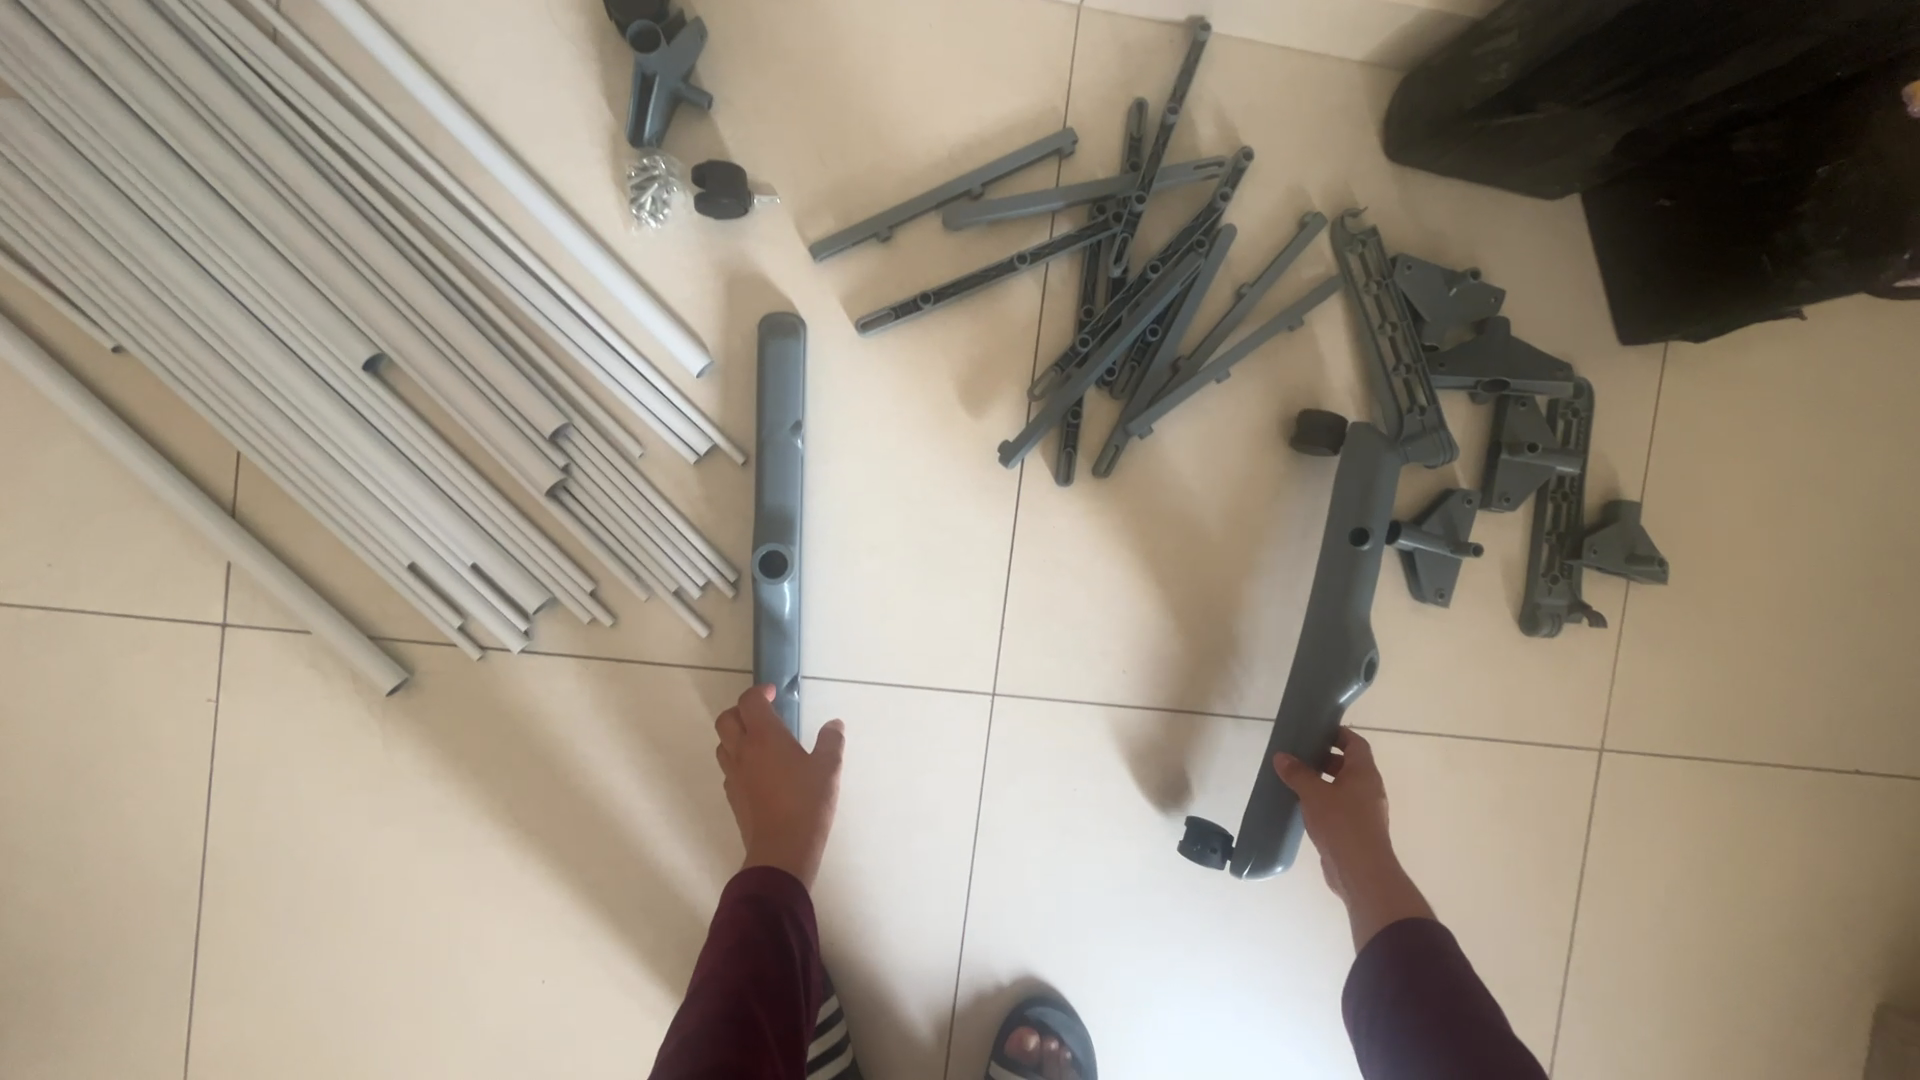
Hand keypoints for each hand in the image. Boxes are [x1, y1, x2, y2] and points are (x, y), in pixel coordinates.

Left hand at [714, 686, 845, 889]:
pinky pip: (729, 768)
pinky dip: (739, 760)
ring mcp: (734, 775)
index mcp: (764, 737)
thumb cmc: (807, 803)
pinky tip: (760, 771)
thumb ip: (831, 741)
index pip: (749, 702)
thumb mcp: (828, 768)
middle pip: (726, 719)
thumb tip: (834, 725)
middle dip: (741, 710)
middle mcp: (743, 751)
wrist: (781, 850)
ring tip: (760, 741)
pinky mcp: (733, 797)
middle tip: (763, 713)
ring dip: (737, 735)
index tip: (774, 694)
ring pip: (723, 744)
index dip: (760, 692)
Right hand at [1275, 729, 1432, 949]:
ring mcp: (1365, 811)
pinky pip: (1340, 806)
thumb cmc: (1341, 823)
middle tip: (1300, 756)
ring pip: (1344, 787)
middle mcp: (1369, 789)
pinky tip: (1303, 806)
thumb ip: (1297, 773)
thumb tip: (1281, 756)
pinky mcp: (1357, 830)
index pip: (1356, 744)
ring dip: (1323, 781)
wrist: (1361, 871)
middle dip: (1325, 758)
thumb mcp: (1313, 793)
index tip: (1316, 731)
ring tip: (1296, 780)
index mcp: (1364, 774)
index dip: (1338, 734)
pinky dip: (1324, 801)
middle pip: (1349, 765)